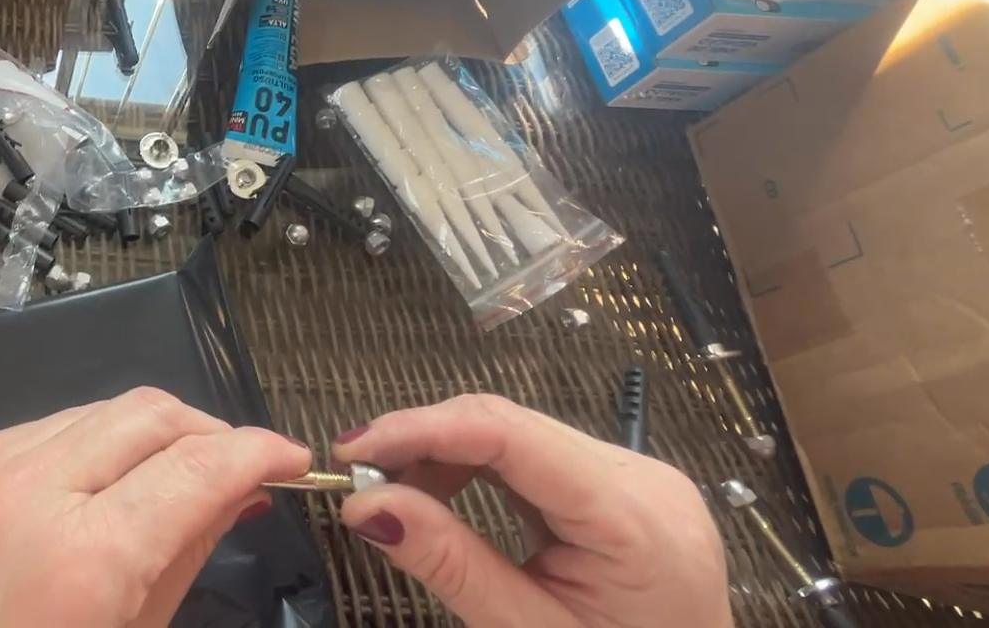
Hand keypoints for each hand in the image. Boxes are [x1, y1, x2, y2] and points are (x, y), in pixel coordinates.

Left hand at [0, 386, 310, 627]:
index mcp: (82, 558)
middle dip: (207, 427)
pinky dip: (94, 442)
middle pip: (149, 411)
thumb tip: (237, 492)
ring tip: (172, 473)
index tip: (290, 455)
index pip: (193, 469)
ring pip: (102, 409)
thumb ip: (185, 556)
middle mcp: (32, 486)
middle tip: (237, 464)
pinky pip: (51, 425)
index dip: (255, 451)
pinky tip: (102, 480)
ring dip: (150, 433)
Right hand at [332, 394, 729, 627]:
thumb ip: (449, 564)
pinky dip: (466, 466)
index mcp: (636, 519)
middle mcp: (639, 474)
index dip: (418, 428)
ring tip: (393, 492)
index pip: (507, 435)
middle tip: (359, 476)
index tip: (349, 451)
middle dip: (421, 441)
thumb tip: (361, 505)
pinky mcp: (612, 482)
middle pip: (504, 423)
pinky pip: (521, 451)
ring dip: (438, 452)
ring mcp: (630, 474)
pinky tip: (437, 494)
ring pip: (505, 429)